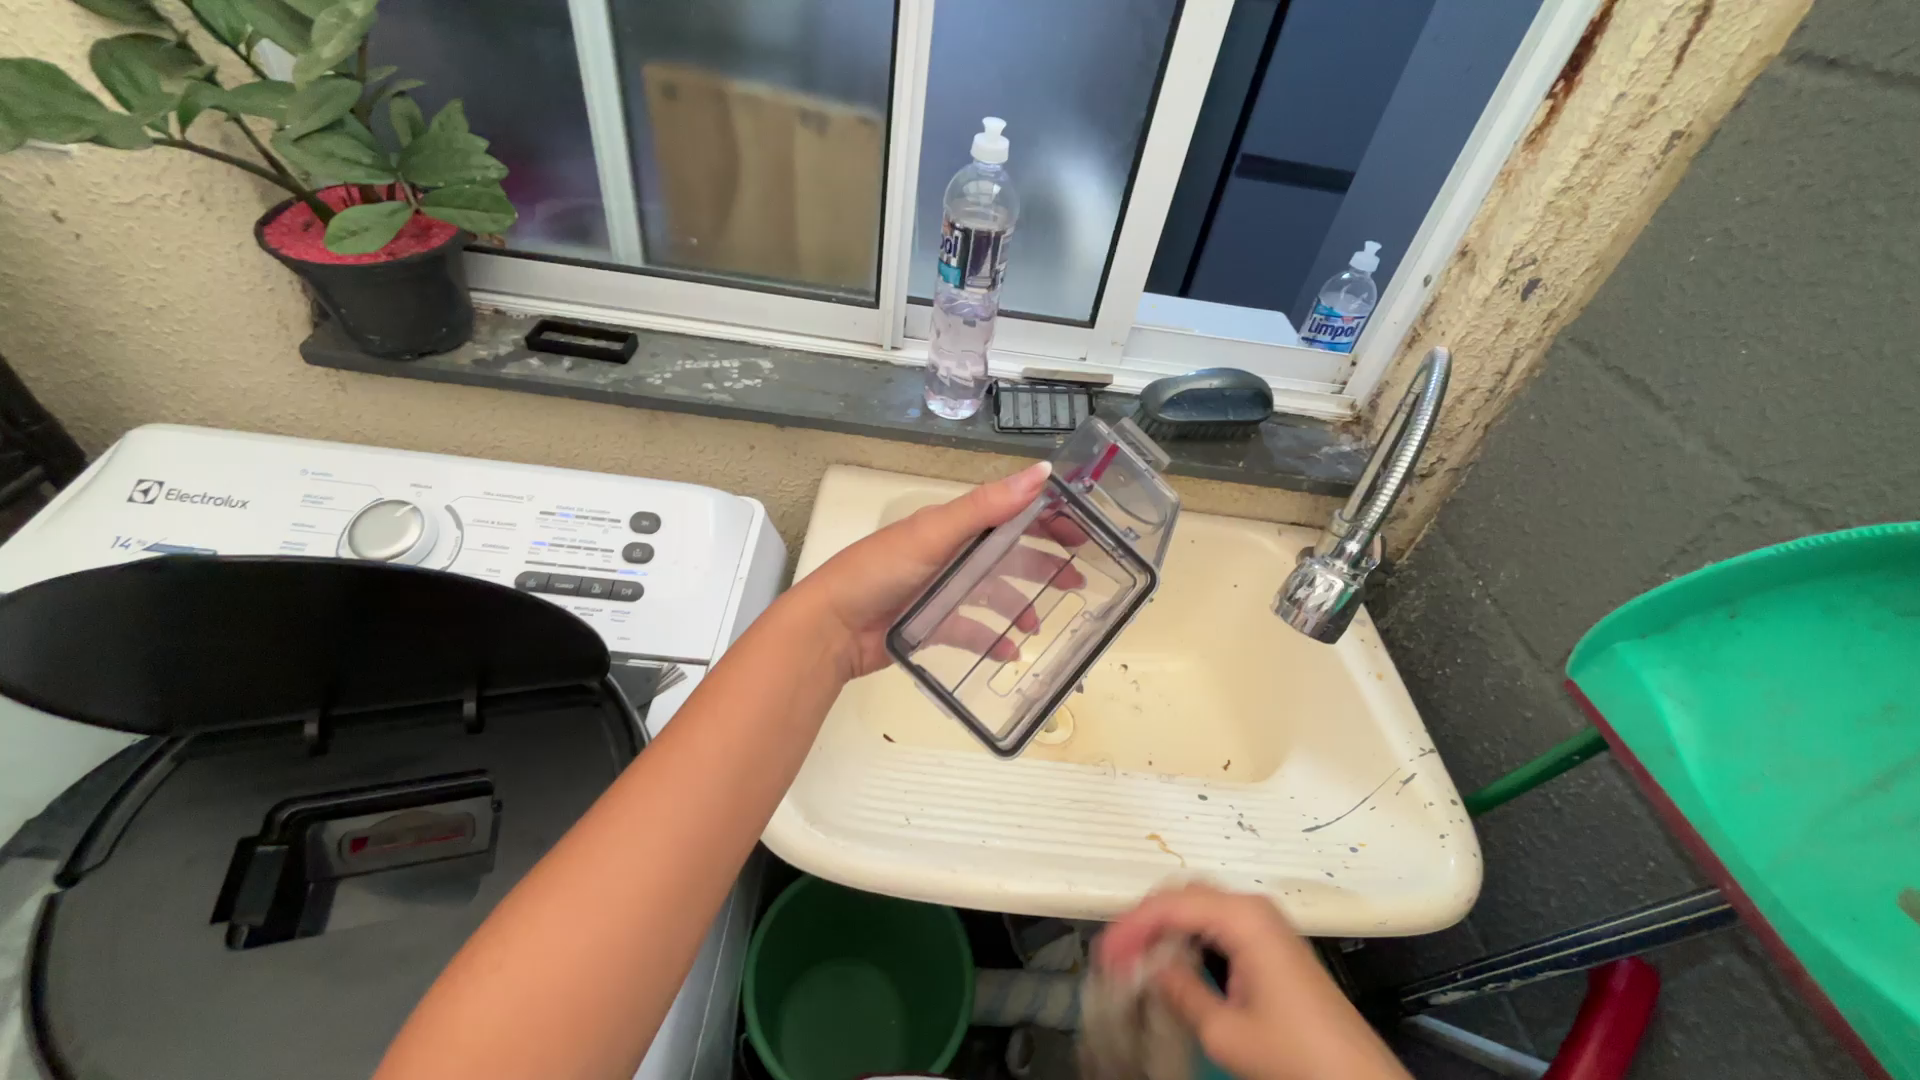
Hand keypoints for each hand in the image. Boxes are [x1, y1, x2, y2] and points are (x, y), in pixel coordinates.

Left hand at [795, 461, 1084, 679]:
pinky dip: (991, 639)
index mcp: (952, 525)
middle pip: (1006, 555)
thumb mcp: (935, 533)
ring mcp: (940, 591)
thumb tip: (1041, 472)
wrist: (831, 627)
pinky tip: (1009, 652)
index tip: (1082, 533)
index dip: (1046, 519)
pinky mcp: (931, 625)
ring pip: (991, 595)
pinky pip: (971, 630)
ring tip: (1038, 624)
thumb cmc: (879, 571)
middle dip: (1042, 564)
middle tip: (1077, 581)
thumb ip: (986, 506)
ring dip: (1019, 605)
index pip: (1008, 513)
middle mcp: (949, 554)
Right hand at [1096, 884, 1411, 1079]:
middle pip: (1184, 893)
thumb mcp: (1225, 1031)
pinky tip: (1174, 962)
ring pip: (1199, 904)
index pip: (1170, 904)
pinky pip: (1217, 922)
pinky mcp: (1271, 942)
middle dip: (1145, 919)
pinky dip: (1188, 934)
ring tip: (1139, 957)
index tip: (1106, 952)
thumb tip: (1148, 968)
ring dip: (1165, 926)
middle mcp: (1254, 909)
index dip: (1131, 926)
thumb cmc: (1301, 1056)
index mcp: (1243, 918)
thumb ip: (1179, 991)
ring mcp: (1266, 923)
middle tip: (1118, 952)